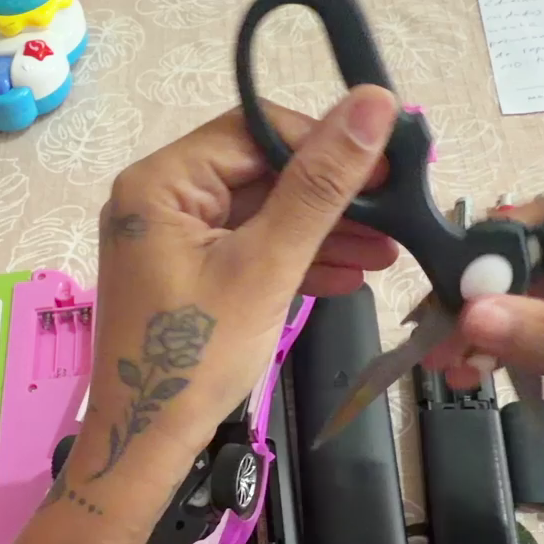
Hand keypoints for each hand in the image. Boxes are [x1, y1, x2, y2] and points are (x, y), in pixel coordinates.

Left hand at [68, 87, 399, 488]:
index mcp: (159, 184)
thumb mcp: (265, 266)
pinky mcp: (182, 273)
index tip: (388, 163)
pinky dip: (289, 261)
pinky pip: (243, 250)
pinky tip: (344, 275)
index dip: (325, 141)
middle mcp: (156, 201)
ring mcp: (168, 240)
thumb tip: (372, 103)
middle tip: (395, 214)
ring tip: (384, 252)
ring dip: (319, 234)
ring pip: (257, 217)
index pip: (254, 131)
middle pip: (258, 175)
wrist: (148, 440)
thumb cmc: (196, 355)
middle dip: (329, 199)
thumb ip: (319, 186)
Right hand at [436, 189, 543, 518]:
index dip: (504, 250)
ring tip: (442, 366)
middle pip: (535, 258)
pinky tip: (467, 375)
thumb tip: (470, 312)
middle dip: (482, 296)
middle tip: (431, 335)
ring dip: (479, 329)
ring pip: (523, 298)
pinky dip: (496, 352)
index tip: (452, 289)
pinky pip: (529, 333)